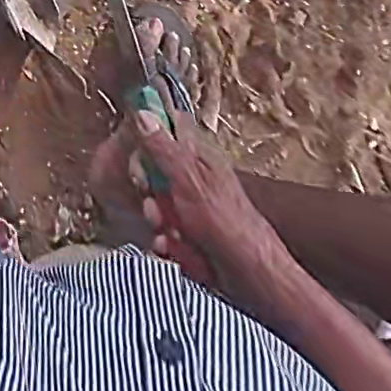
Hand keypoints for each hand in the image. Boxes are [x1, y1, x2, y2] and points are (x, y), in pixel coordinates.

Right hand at [93, 80, 290, 298]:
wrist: (251, 276)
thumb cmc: (224, 222)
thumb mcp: (188, 179)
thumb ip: (163, 148)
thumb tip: (142, 113)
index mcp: (198, 155)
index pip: (169, 126)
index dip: (149, 134)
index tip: (139, 151)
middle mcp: (194, 175)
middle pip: (155, 166)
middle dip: (148, 187)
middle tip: (151, 200)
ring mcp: (192, 205)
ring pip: (157, 200)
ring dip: (156, 218)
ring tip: (167, 233)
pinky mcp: (190, 232)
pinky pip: (165, 229)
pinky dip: (165, 241)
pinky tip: (170, 249)